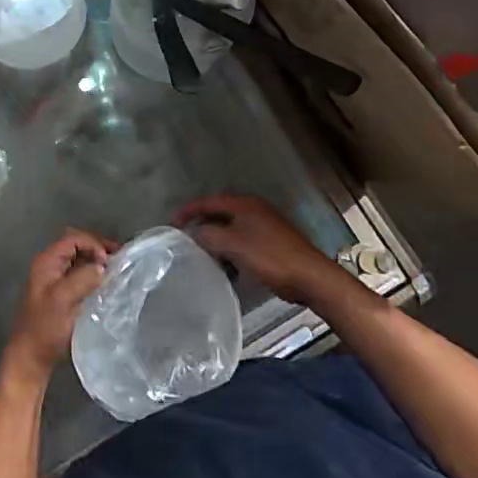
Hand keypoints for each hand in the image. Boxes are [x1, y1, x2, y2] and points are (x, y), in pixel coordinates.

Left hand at [5, 229, 113, 382]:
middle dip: (99, 248)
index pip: (73, 239)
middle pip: (77, 244)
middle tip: (119, 258)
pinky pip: (80, 273)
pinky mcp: (61, 292)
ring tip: (116, 269)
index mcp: (46, 263)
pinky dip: (94, 272)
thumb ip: (82, 278)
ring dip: (97, 260)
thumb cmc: (44, 329)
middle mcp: (49, 266)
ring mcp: (54, 279)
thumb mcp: (63, 301)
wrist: (30, 359)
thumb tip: (103, 266)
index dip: (93, 244)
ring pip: (80, 259)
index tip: (108, 261)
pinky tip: (106, 282)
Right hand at [176, 194, 349, 306]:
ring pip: (231, 229)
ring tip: (199, 256)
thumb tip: (193, 232)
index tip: (170, 223)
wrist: (307, 276)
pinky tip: (224, 268)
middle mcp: (255, 210)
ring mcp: (264, 227)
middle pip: (220, 213)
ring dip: (215, 240)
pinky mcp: (270, 244)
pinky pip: (241, 243)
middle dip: (201, 224)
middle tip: (182, 239)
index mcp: (245, 205)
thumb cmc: (269, 257)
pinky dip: (229, 252)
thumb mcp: (233, 245)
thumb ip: (209, 235)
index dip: (189, 210)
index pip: (210, 201)